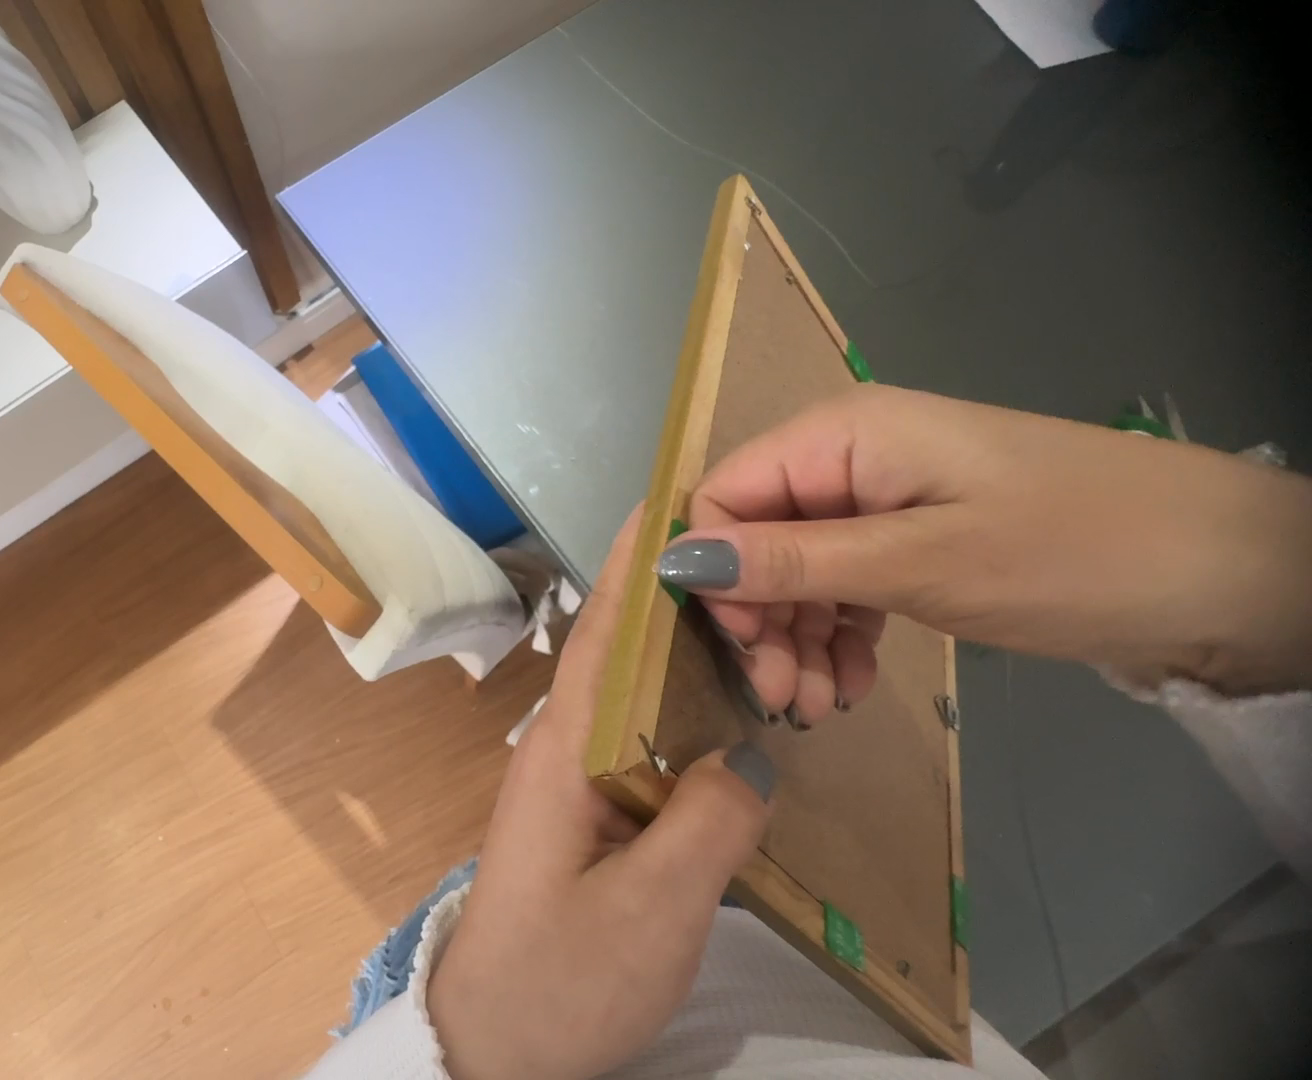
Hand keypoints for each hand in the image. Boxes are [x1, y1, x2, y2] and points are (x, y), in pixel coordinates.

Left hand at [428, 509, 774, 1079]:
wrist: (496, 1041)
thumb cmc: (563, 975)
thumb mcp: (653, 908)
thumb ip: (708, 819)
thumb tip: (750, 750)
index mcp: (565, 747)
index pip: (602, 632)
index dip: (633, 563)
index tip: (671, 497)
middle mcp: (566, 746)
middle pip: (624, 652)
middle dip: (681, 599)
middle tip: (762, 560)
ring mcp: (578, 779)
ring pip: (640, 695)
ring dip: (692, 656)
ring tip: (767, 622)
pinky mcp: (595, 813)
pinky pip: (649, 742)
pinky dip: (692, 716)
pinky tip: (739, 717)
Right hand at [656, 384, 1311, 717]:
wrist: (1246, 576)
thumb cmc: (1079, 551)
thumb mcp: (920, 562)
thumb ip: (790, 561)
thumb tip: (678, 562)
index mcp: (839, 437)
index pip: (723, 494)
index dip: (715, 568)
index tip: (742, 640)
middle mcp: (847, 460)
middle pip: (756, 538)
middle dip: (757, 618)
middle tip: (778, 694)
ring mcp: (880, 500)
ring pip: (795, 571)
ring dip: (795, 639)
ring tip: (814, 706)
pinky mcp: (910, 538)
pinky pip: (841, 585)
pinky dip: (836, 635)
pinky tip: (849, 683)